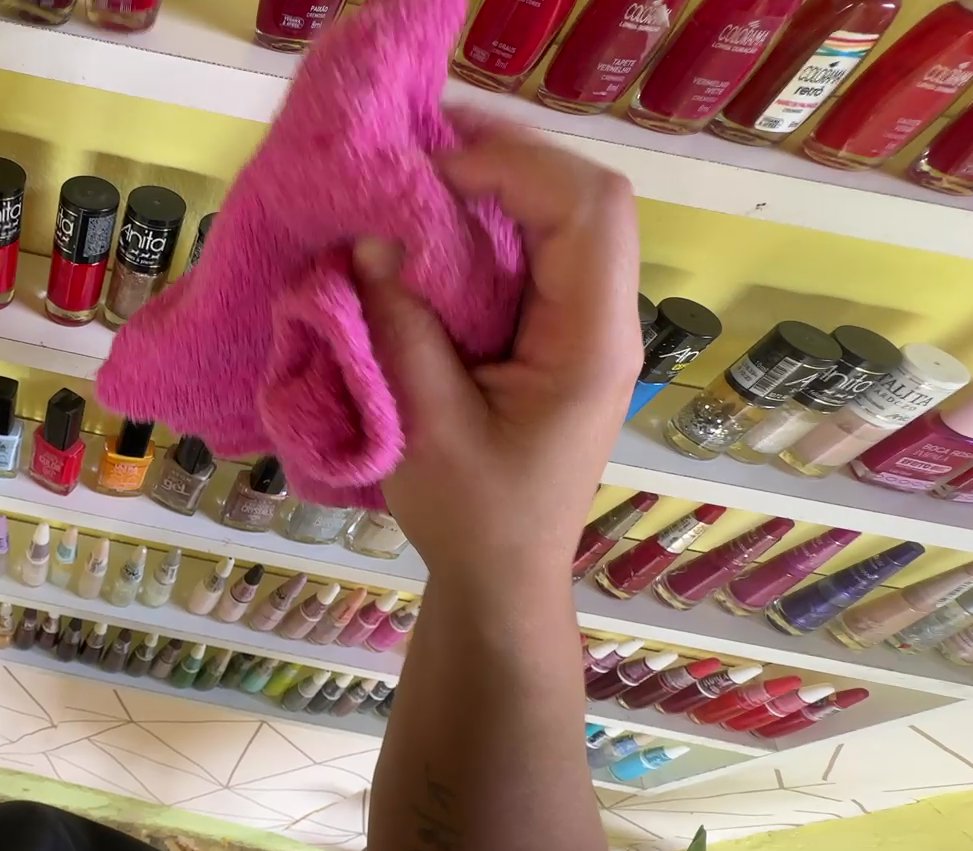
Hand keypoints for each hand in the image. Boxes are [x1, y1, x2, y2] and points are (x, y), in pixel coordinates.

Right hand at [357, 122, 640, 583]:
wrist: (500, 576)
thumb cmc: (470, 516)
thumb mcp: (427, 426)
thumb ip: (402, 334)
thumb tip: (374, 247)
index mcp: (587, 344)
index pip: (585, 212)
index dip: (515, 167)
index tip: (430, 169)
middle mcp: (599, 324)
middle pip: (581, 203)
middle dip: (504, 164)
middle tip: (419, 153)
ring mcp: (578, 334)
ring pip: (555, 230)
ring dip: (491, 197)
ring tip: (418, 182)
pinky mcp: (548, 348)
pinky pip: (525, 270)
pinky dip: (479, 243)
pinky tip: (430, 241)